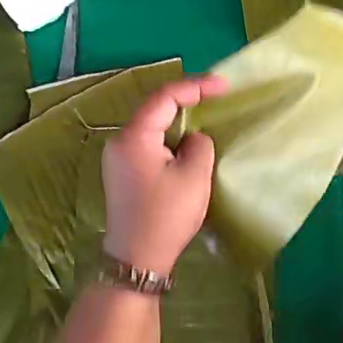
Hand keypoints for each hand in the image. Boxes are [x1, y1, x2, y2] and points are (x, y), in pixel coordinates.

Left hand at [101, 74, 226, 273]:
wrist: (138, 257)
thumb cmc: (167, 215)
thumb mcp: (195, 177)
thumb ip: (199, 146)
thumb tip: (193, 139)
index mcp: (135, 136)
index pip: (165, 97)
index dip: (196, 86)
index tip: (224, 86)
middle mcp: (119, 141)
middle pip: (154, 109)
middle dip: (186, 102)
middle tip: (216, 99)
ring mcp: (118, 158)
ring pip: (152, 128)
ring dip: (179, 123)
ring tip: (206, 122)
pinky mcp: (123, 174)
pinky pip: (149, 145)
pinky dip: (170, 140)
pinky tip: (187, 149)